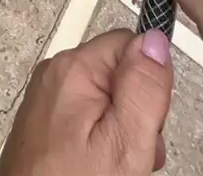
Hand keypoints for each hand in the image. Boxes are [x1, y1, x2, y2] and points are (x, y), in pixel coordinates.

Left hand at [0, 29, 174, 175]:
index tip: (150, 118)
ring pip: (108, 100)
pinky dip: (103, 142)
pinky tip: (101, 168)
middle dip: (136, 113)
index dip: (149, 80)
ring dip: (123, 132)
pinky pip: (90, 118)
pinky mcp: (47, 119)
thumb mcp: (124, 142)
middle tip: (131, 153)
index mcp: (74, 68)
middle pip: (119, 74)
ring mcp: (49, 96)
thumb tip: (155, 39)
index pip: (127, 42)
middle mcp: (57, 73)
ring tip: (115, 167)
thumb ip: (143, 89)